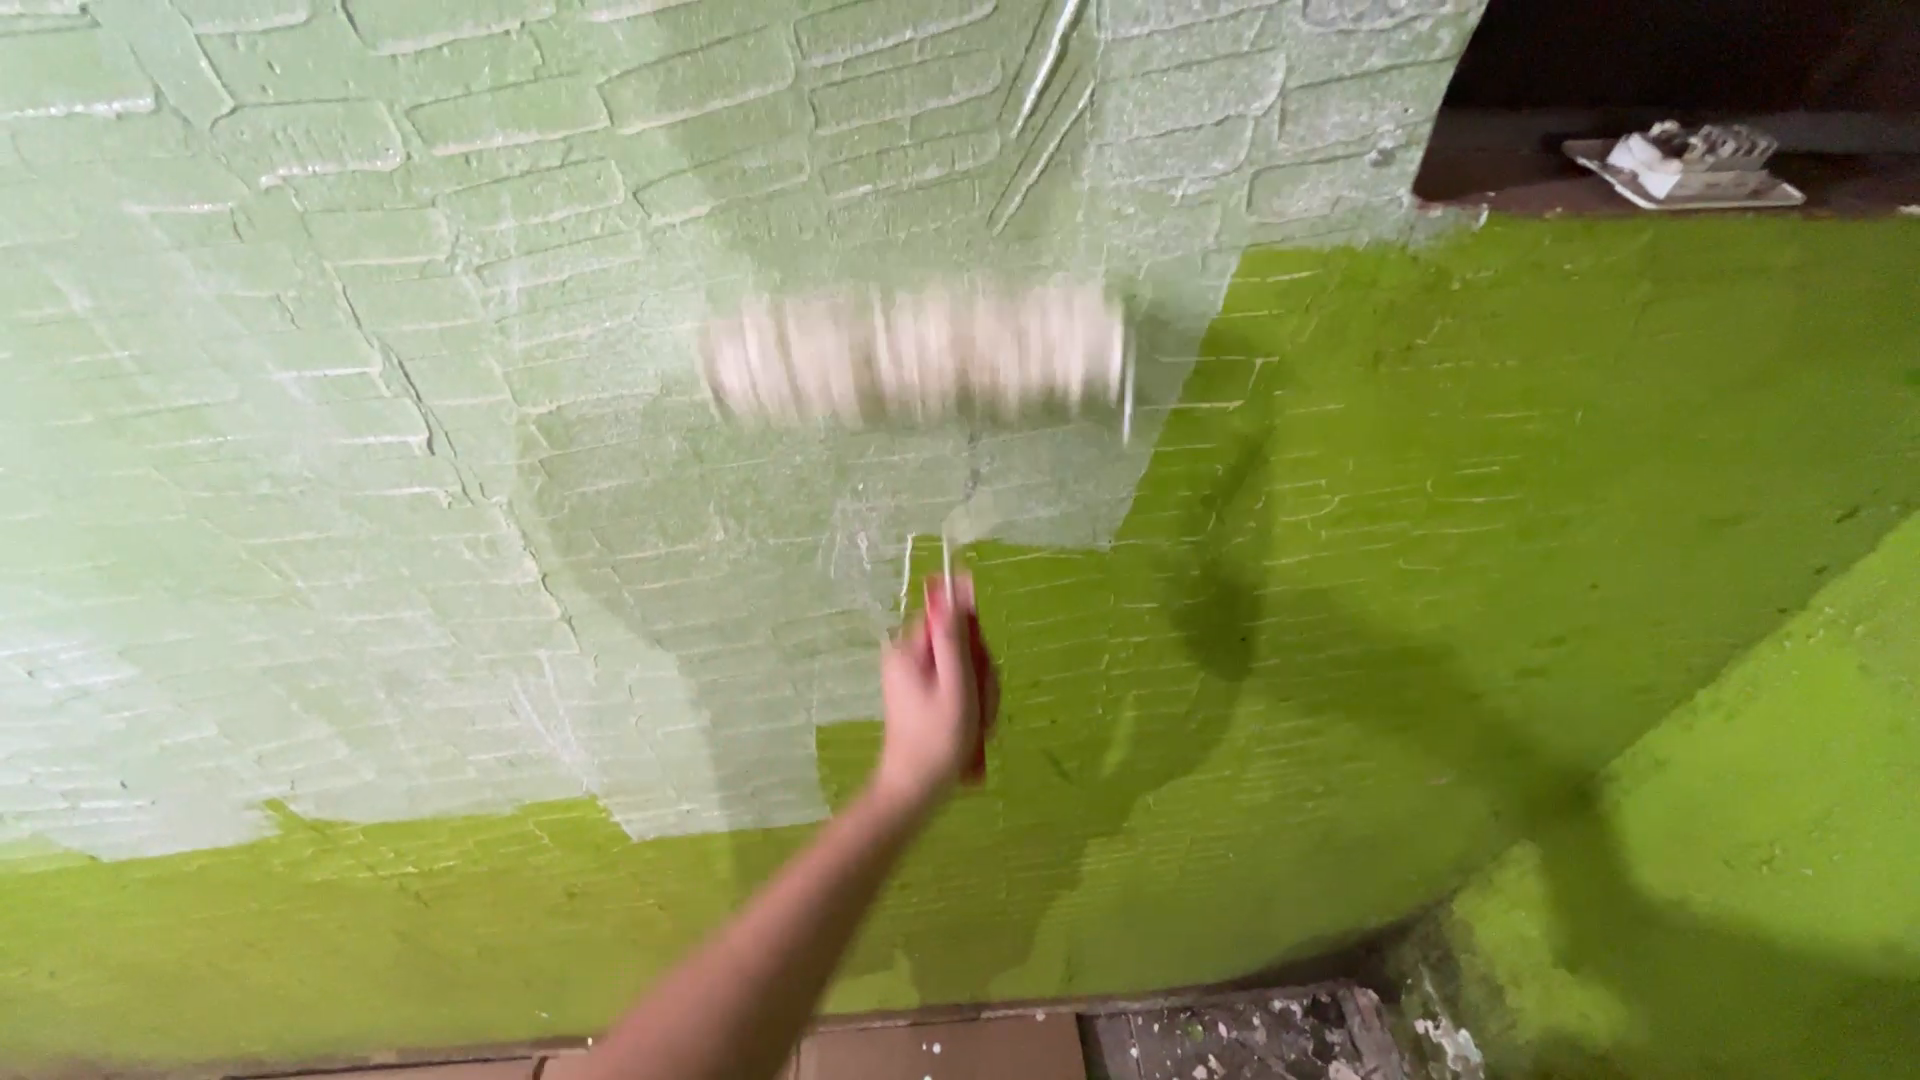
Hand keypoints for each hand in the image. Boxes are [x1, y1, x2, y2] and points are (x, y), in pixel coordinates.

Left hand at [875, 575, 997, 805]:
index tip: (980, 658)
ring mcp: (914, 677)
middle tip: (981, 701)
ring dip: (979, 691)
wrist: (916, 789)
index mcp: (910, 648)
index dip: (971, 631)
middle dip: (979, 670)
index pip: (947, 614)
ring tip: (977, 720)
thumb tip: (953, 588)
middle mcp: (908, 656)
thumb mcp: (956, 684)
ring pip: (964, 664)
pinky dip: (971, 703)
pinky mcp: (923, 695)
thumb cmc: (938, 739)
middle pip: (959, 641)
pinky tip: (973, 726)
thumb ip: (956, 636)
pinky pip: (957, 684)